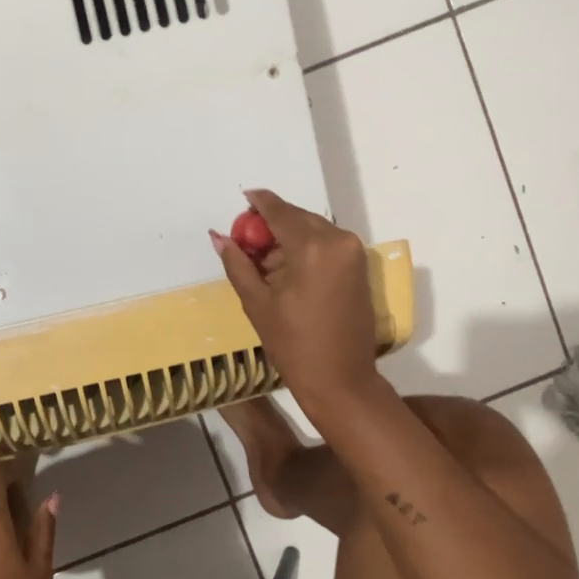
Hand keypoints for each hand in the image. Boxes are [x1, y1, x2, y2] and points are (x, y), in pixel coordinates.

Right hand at [211, 189, 381, 405]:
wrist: (341, 379)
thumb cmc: (293, 345)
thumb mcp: (258, 304)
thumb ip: (238, 264)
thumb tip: (219, 237)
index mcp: (312, 248)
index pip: (280, 212)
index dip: (259, 204)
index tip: (243, 199)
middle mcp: (338, 241)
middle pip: (298, 218)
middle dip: (272, 225)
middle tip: (247, 242)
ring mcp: (354, 253)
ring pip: (313, 230)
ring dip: (289, 239)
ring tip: (265, 265)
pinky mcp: (359, 267)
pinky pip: (327, 245)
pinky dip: (305, 250)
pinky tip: (286, 272)